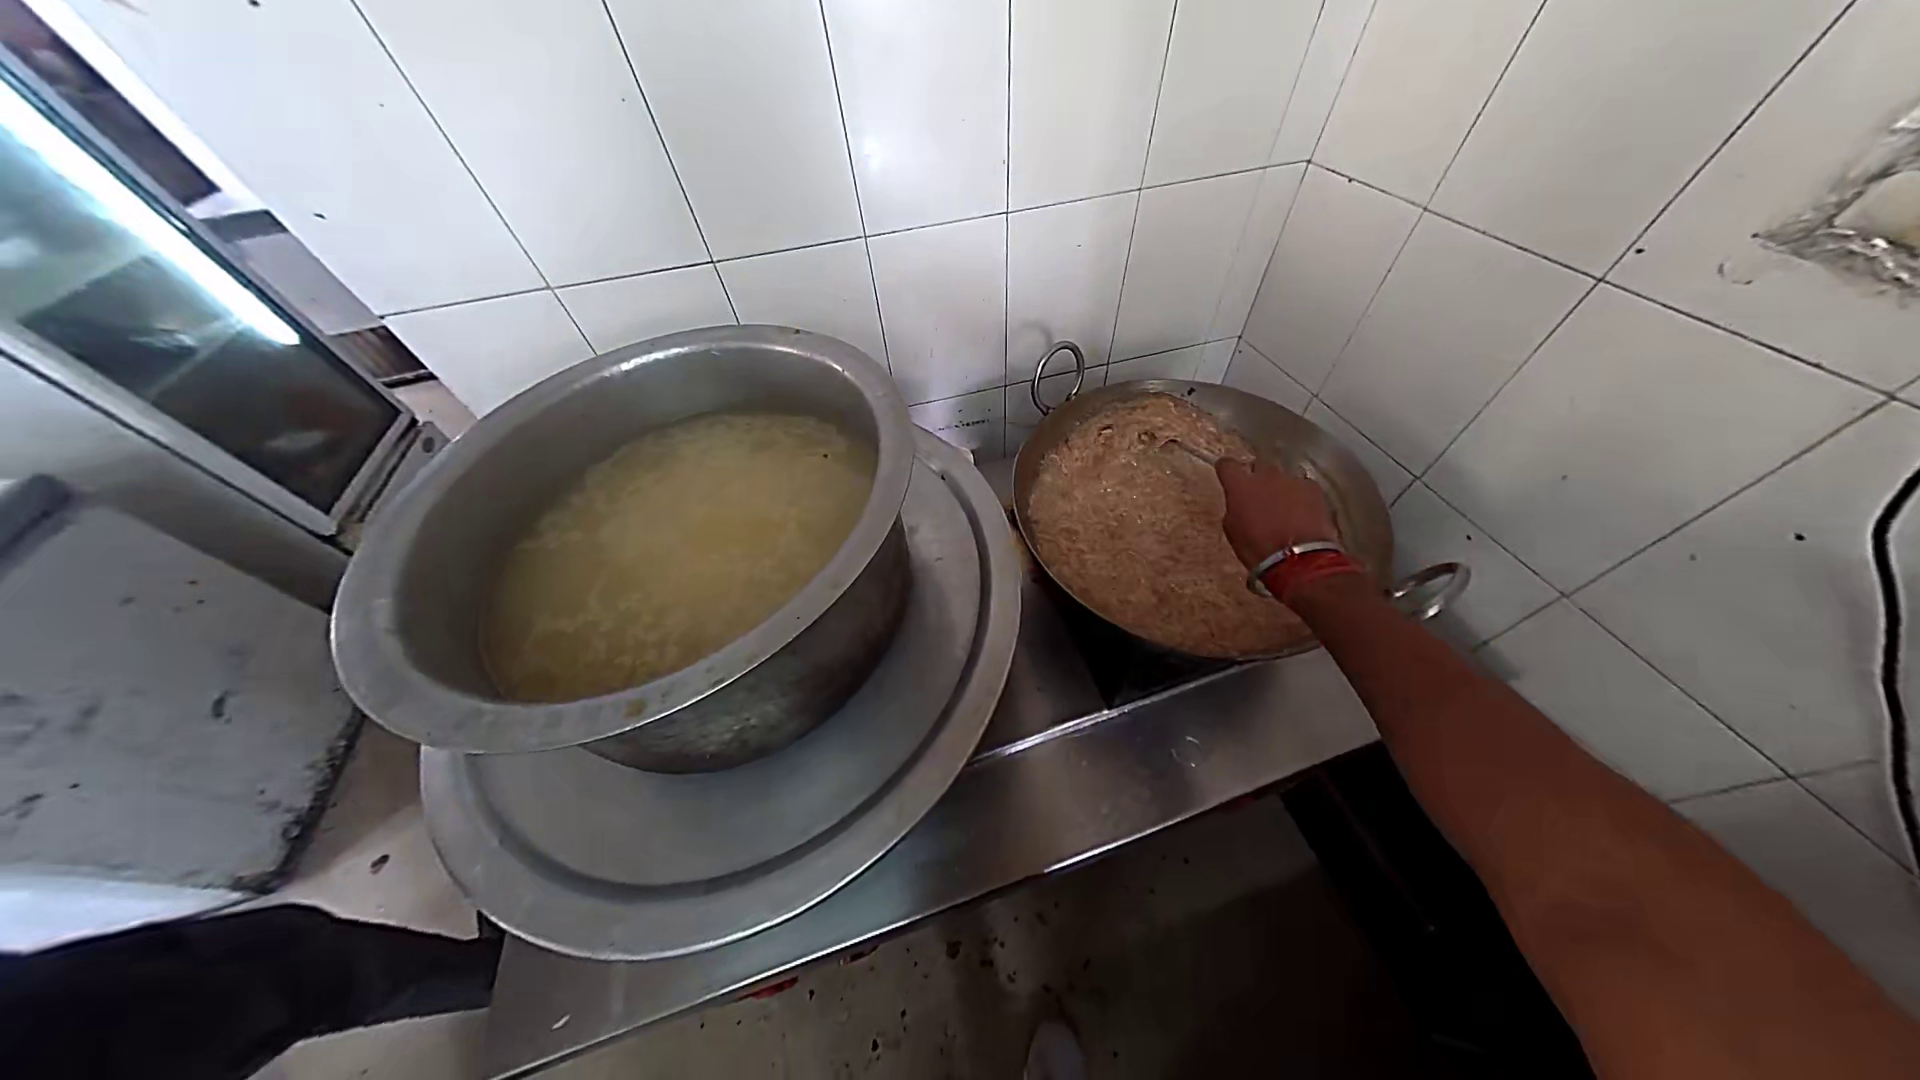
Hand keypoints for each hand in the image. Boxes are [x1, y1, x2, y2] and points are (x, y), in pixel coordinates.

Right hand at [1215, 458, 1337, 569]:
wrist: (1298, 559)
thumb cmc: (1257, 548)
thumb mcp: (1233, 530)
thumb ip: (1235, 508)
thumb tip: (1241, 503)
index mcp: (1240, 486)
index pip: (1227, 465)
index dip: (1227, 469)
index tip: (1227, 475)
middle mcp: (1265, 476)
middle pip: (1259, 467)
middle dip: (1257, 479)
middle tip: (1259, 497)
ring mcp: (1292, 480)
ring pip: (1282, 478)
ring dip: (1280, 489)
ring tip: (1284, 508)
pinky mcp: (1314, 489)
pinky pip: (1303, 487)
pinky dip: (1301, 497)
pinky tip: (1303, 513)